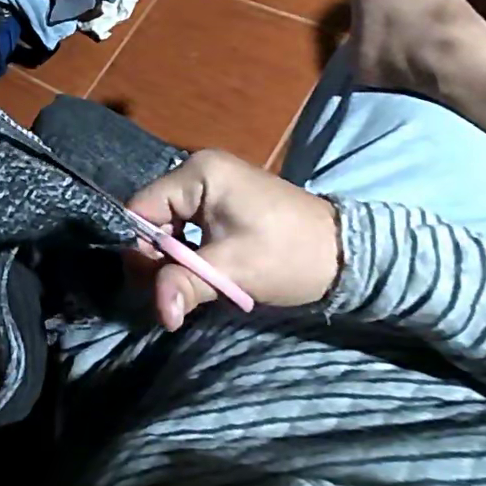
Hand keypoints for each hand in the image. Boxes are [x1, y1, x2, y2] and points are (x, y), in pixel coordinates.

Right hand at [128, 149, 339, 329]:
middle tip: (173, 290)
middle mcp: (200, 170)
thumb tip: (161, 314)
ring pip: (169, 225)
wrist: (344, 255)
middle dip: (158, 256)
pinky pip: (188, 227)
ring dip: (174, 258)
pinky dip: (189, 252)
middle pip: (153, 216)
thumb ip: (188, 284)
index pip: (141, 208)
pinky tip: (199, 273)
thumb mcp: (234, 270)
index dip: (141, 248)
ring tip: (187, 285)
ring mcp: (212, 185)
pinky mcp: (222, 202)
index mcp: (199, 173)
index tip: (153, 283)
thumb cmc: (289, 254)